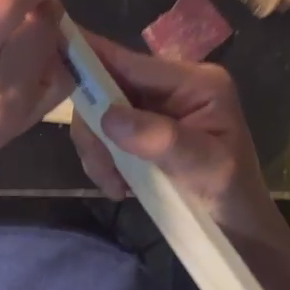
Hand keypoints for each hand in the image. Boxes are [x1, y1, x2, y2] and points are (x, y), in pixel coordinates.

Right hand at [69, 32, 277, 235]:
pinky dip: (101, 159)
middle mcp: (170, 84)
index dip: (89, 59)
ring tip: (116, 184)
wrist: (239, 233)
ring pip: (98, 112)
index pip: (130, 62)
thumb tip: (109, 117)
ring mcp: (152, 105)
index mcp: (195, 80)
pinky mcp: (139, 126)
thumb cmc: (233, 197)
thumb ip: (162, 140)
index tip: (50, 56)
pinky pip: (101, 132)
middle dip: (95, 128)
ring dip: (97, 150)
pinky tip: (119, 184)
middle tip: (103, 169)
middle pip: (105, 85)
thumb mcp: (207, 168)